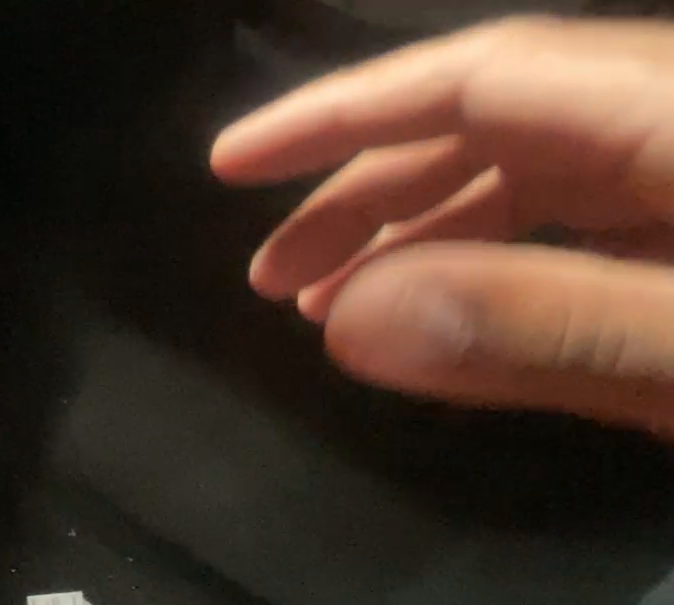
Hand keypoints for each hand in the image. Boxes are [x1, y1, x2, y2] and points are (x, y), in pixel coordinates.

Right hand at [212, 16, 673, 433]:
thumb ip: (546, 325)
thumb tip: (347, 320)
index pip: (481, 80)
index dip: (339, 113)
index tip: (228, 163)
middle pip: (494, 125)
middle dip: (358, 197)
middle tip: (271, 283)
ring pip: (532, 177)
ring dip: (409, 237)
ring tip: (330, 311)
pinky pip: (575, 225)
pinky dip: (483, 266)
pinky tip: (437, 318)